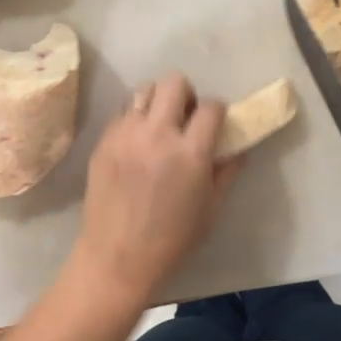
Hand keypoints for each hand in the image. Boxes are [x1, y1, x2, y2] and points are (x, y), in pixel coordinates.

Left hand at [75, 73, 239, 302]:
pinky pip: (122, 113)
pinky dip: (134, 120)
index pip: (211, 107)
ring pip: (144, 91)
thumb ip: (226, 172)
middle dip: (186, 95)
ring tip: (158, 126)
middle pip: (174, 83)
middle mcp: (157, 135)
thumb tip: (237, 148)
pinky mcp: (103, 142)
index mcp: (190, 153)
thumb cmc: (172, 240)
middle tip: (185, 117)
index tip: (215, 123)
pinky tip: (137, 144)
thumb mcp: (210, 209)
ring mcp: (126, 135)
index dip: (217, 111)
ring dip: (157, 102)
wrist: (118, 257)